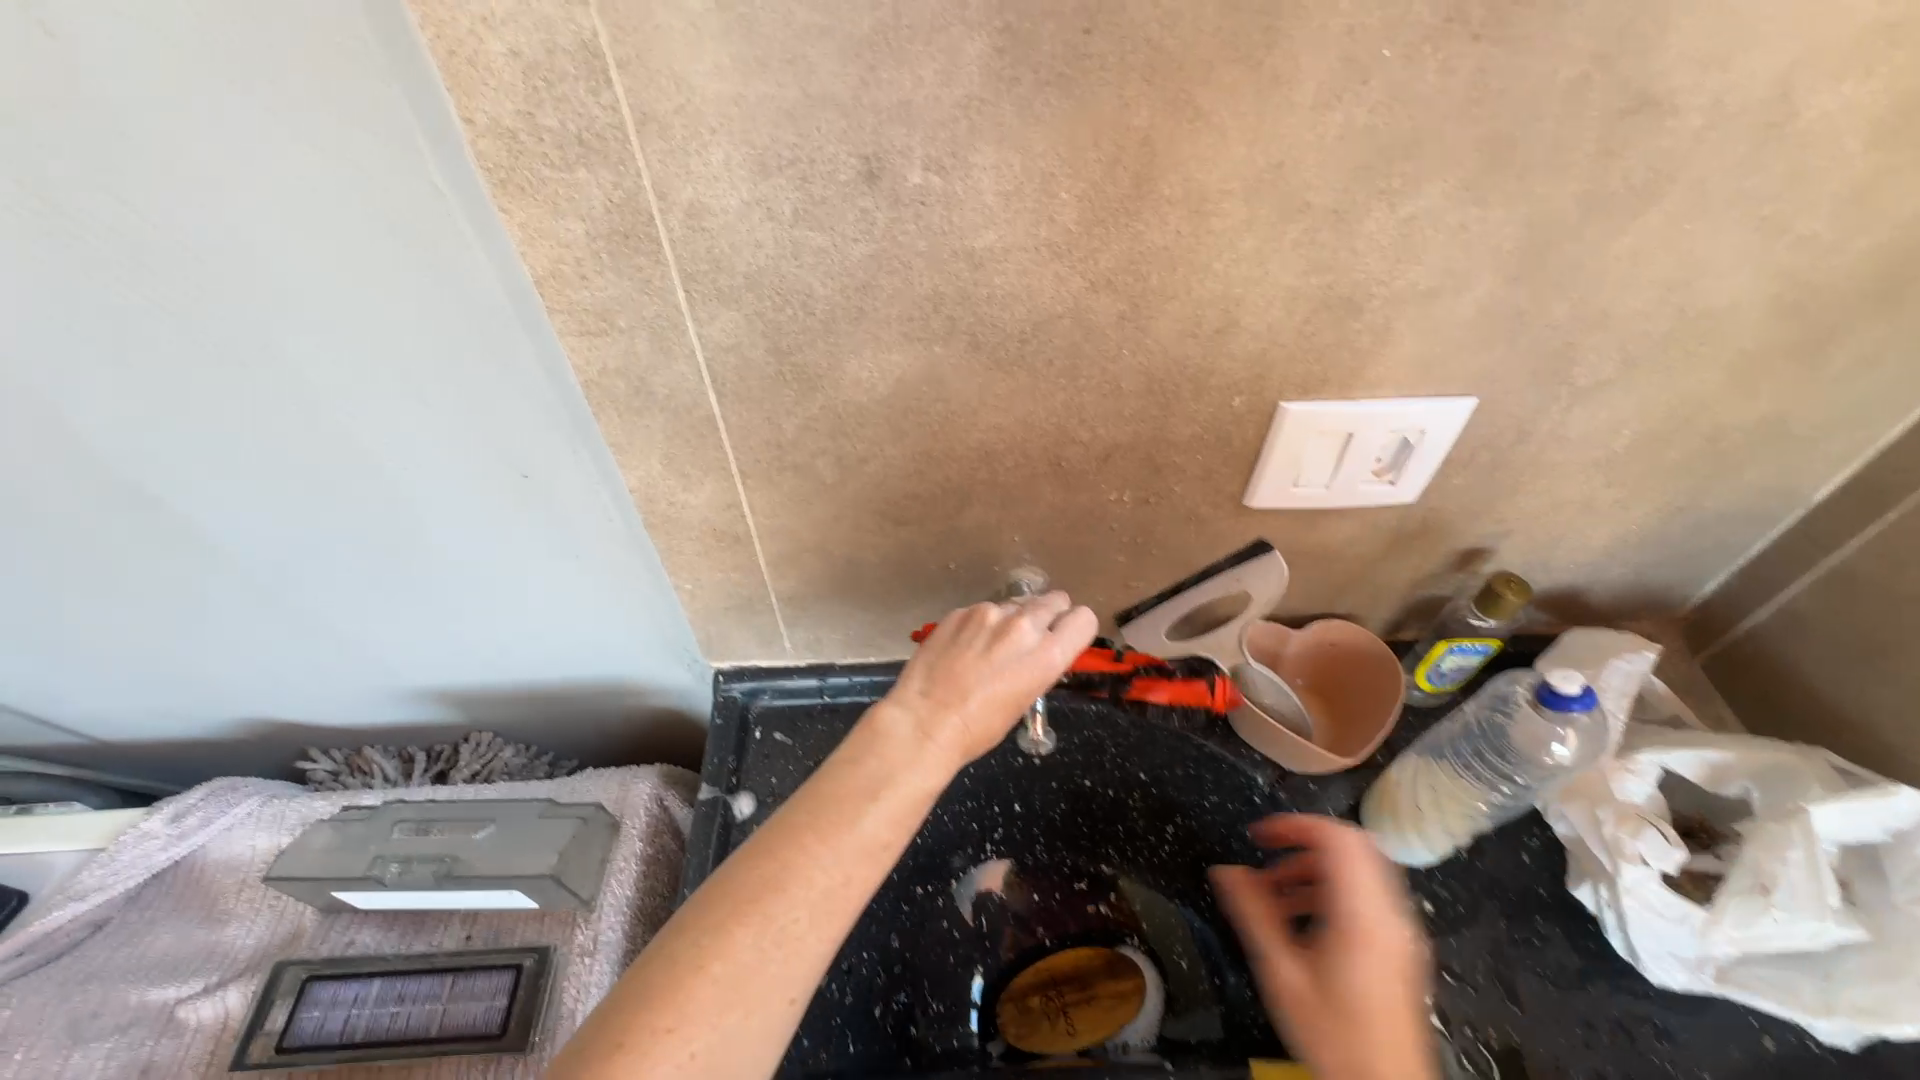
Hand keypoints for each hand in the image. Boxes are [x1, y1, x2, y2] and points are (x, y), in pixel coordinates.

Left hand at [872, 591, 1096, 770]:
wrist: (924, 722)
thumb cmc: (978, 728)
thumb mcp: (1024, 699)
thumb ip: (1038, 665)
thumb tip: (1035, 652)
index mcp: (1047, 654)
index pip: (1083, 619)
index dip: (1075, 627)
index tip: (1063, 636)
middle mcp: (1023, 626)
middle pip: (1054, 600)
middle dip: (1048, 615)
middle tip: (1029, 637)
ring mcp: (989, 614)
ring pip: (1014, 604)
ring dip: (1010, 619)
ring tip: (987, 647)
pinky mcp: (960, 611)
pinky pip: (981, 610)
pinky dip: (978, 624)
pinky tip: (961, 647)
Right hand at [1210, 815, 1434, 1079]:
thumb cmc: (1333, 1035)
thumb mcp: (1281, 974)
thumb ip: (1253, 915)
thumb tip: (1225, 871)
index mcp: (1361, 915)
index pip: (1337, 839)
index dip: (1294, 825)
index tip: (1259, 836)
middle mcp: (1390, 914)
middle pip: (1354, 847)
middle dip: (1304, 844)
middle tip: (1267, 860)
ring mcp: (1401, 932)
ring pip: (1363, 871)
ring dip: (1317, 870)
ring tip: (1276, 896)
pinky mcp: (1401, 948)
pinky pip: (1370, 897)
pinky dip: (1335, 891)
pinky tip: (1303, 921)